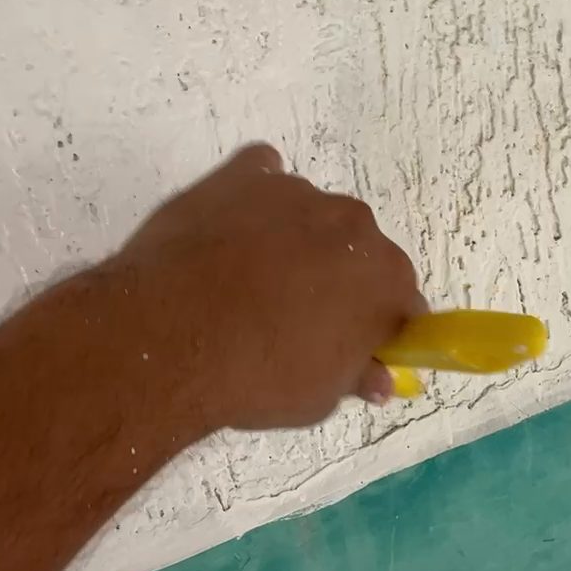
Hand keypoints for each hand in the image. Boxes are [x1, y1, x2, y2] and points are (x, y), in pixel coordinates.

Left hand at [110, 143, 423, 429]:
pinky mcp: (243, 174)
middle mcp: (353, 223)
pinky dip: (253, 201)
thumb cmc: (257, 376)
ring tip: (245, 283)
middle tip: (296, 321)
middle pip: (358, 253)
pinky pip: (261, 179)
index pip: (402, 301)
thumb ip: (356, 375)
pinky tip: (228, 234)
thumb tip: (378, 376)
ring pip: (310, 218)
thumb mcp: (319, 397)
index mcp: (385, 277)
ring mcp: (296, 192)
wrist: (168, 338)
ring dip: (295, 244)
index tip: (356, 348)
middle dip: (338, 282)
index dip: (380, 328)